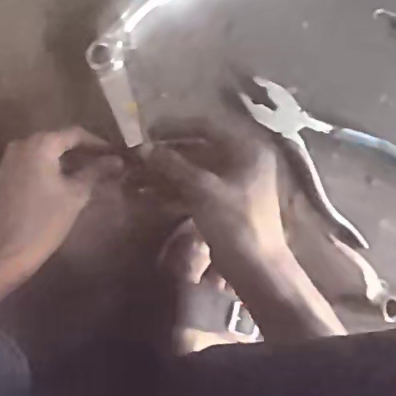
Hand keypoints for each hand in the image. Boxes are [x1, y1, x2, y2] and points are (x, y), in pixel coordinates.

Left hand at [0, 127, 122, 279]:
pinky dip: (47, 167)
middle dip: (81, 150)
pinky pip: (30, 163)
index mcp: (40, 144)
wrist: (9, 251)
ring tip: (86, 172)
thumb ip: (96, 171)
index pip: (74, 134)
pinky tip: (62, 180)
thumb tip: (116, 160)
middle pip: (57, 140)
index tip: (114, 153)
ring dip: (64, 159)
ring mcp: (8, 160)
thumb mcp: (76, 195)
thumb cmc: (46, 222)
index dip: (97, 142)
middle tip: (103, 162)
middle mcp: (21, 144)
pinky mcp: (2, 175)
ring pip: (43, 152)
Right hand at [138, 125, 292, 275]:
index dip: (174, 128)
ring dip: (167, 172)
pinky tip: (151, 193)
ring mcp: (235, 182)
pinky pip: (197, 187)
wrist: (257, 268)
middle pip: (199, 147)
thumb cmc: (236, 222)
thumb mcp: (202, 189)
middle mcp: (243, 160)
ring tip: (138, 176)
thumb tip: (142, 147)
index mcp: (247, 149)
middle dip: (167, 153)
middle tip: (138, 156)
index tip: (147, 132)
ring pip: (195, 169)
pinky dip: (175, 188)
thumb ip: (172, 165)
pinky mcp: (226, 203)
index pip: (206, 126)